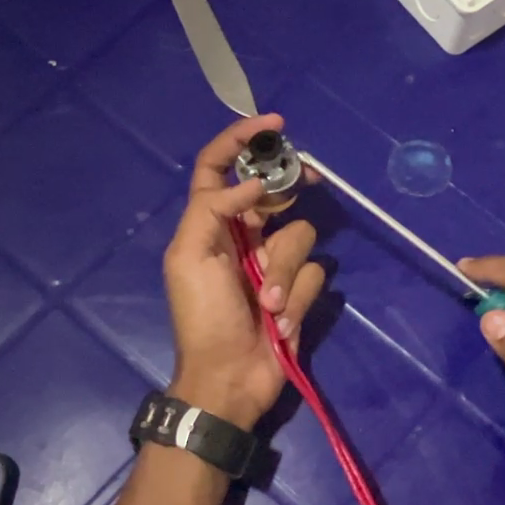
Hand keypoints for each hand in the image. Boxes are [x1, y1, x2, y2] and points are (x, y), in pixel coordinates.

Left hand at [164, 115, 325, 431]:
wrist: (229, 379)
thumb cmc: (204, 318)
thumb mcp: (191, 257)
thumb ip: (214, 208)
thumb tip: (252, 184)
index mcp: (207, 225)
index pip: (218, 169)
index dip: (240, 141)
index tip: (274, 124)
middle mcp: (241, 237)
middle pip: (272, 195)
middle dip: (289, 193)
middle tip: (311, 180)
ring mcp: (271, 265)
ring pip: (299, 237)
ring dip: (285, 273)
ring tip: (270, 305)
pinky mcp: (297, 292)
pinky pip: (313, 274)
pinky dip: (299, 299)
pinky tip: (281, 323)